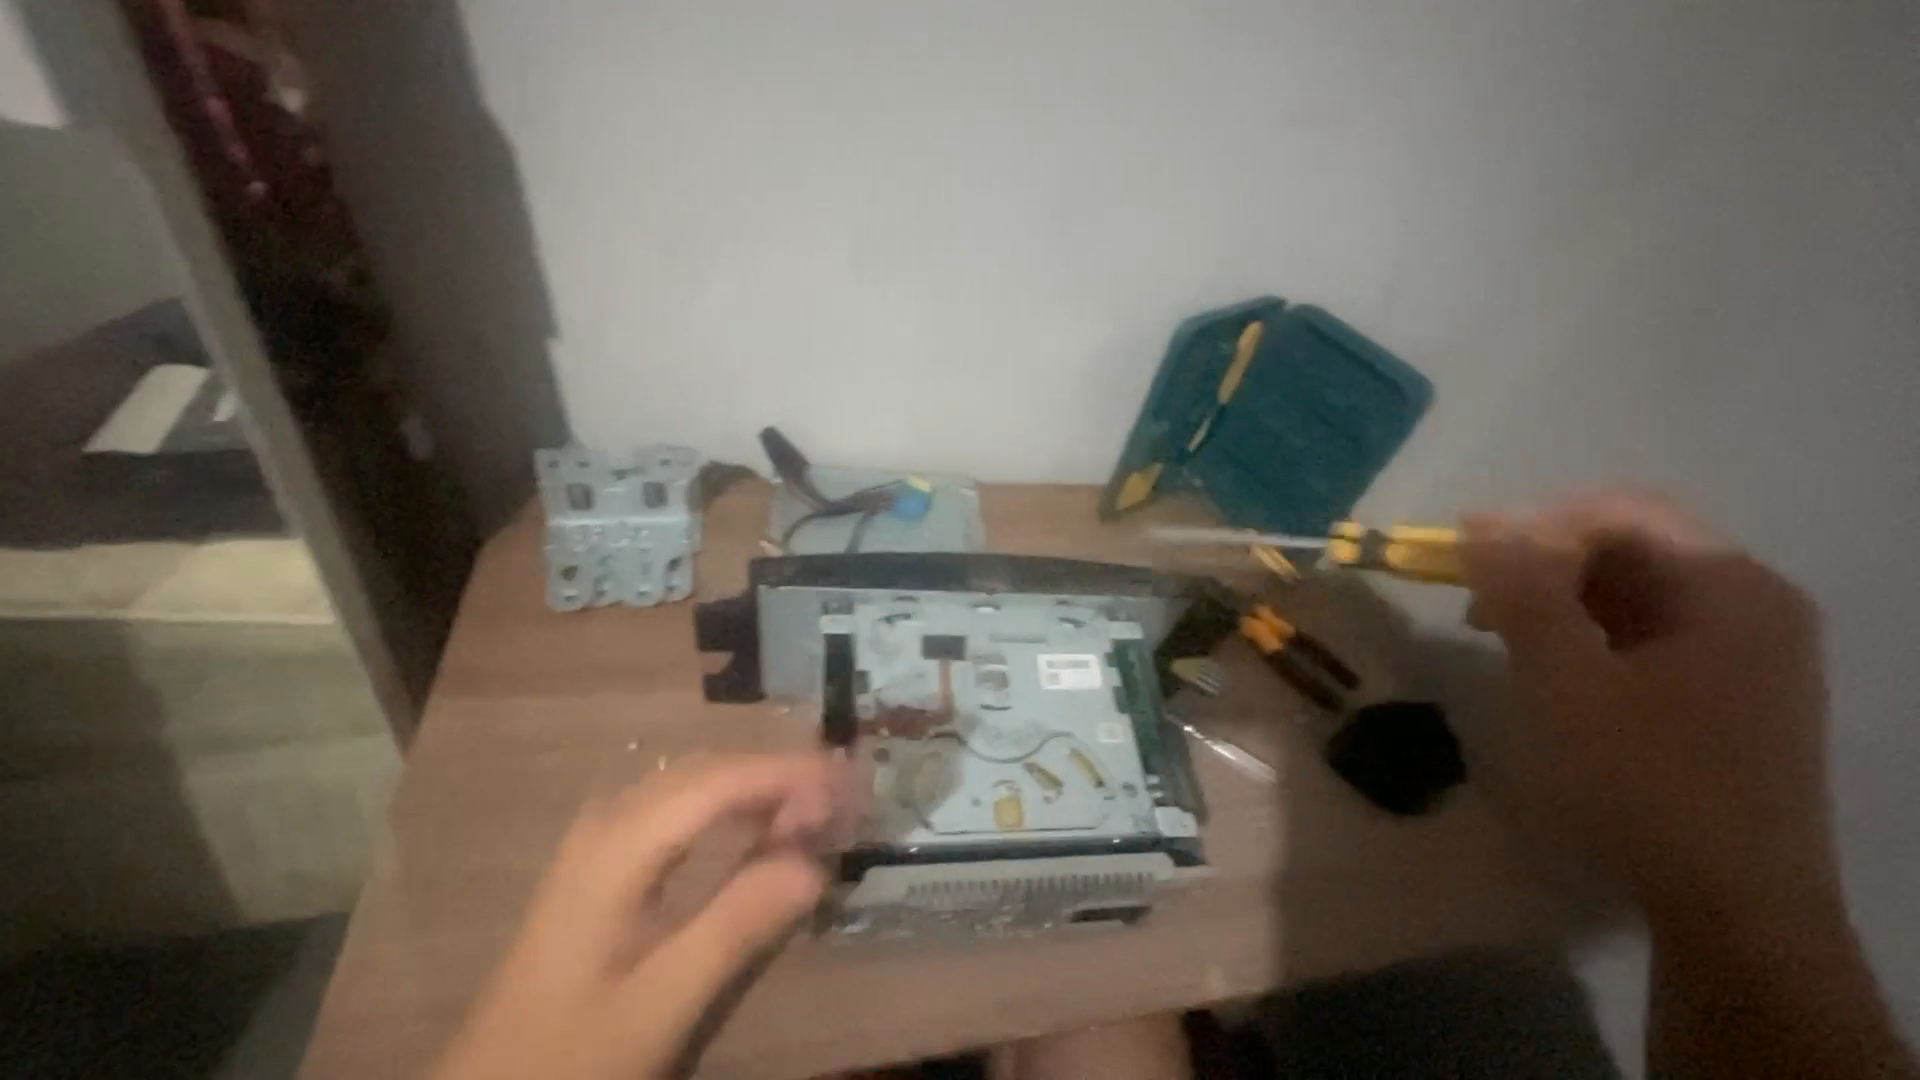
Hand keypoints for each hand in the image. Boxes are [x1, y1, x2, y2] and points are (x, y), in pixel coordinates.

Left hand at [431, 753, 854, 1079]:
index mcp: (619, 844)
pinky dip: (734, 809)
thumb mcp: (658, 1004)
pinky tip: (762, 830)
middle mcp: (611, 821)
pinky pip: (683, 810)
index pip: (720, 780)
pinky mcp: (608, 861)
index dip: (789, 773)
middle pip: (710, 771)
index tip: (850, 782)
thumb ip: (734, 929)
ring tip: (818, 808)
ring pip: (697, 785)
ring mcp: (605, 838)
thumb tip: (814, 866)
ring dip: (761, 787)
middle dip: (783, 774)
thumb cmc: (572, 1050)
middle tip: (846, 796)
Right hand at [1459, 493, 1835, 924]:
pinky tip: (1548, 665)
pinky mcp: (1730, 690)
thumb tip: (1480, 521)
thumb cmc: (1646, 778)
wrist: (1733, 905)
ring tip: (1499, 632)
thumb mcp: (1566, 678)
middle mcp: (1753, 602)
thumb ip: (1522, 590)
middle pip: (1630, 544)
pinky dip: (1587, 632)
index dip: (1535, 523)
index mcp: (1731, 586)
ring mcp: (1749, 649)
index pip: (1621, 511)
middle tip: (1477, 601)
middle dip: (1542, 560)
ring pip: (1634, 589)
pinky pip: (1648, 630)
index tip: (1465, 559)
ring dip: (1557, 596)